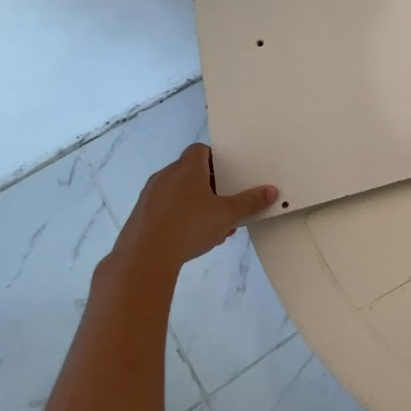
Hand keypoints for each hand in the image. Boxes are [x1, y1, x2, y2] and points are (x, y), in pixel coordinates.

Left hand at [113, 144, 278, 275]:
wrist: (143, 259)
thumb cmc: (189, 227)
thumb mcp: (228, 215)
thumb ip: (250, 201)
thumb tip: (272, 191)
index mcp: (187, 168)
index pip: (200, 150)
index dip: (215, 159)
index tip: (228, 175)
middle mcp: (165, 176)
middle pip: (190, 172)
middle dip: (209, 186)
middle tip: (224, 204)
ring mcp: (148, 196)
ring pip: (177, 193)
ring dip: (194, 204)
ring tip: (211, 227)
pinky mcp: (138, 217)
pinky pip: (163, 209)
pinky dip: (177, 217)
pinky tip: (188, 239)